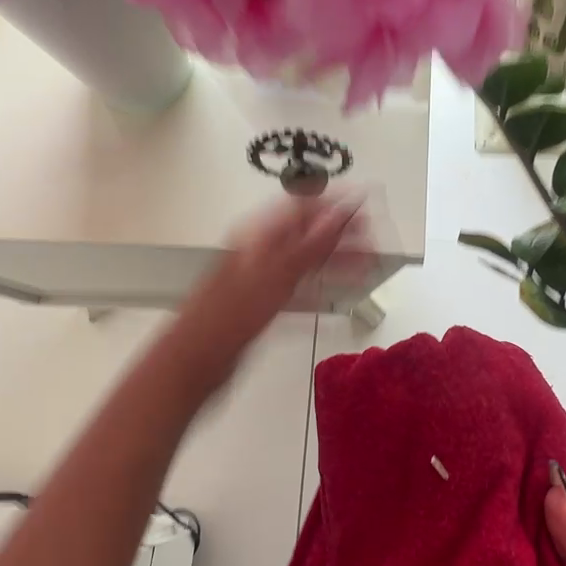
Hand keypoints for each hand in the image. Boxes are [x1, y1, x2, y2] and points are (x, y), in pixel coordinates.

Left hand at [184, 195, 368, 343]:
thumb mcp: (275, 276)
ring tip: (367, 264)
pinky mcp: (262, 304)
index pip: (302, 206)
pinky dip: (321, 286)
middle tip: (374, 238)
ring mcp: (261, 278)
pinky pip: (299, 288)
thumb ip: (310, 246)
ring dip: (336, 260)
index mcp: (259, 236)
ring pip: (306, 261)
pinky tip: (338, 292)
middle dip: (342, 234)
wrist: (192, 363)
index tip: (363, 204)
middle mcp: (260, 252)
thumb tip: (339, 215)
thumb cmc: (226, 317)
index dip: (333, 202)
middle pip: (308, 233)